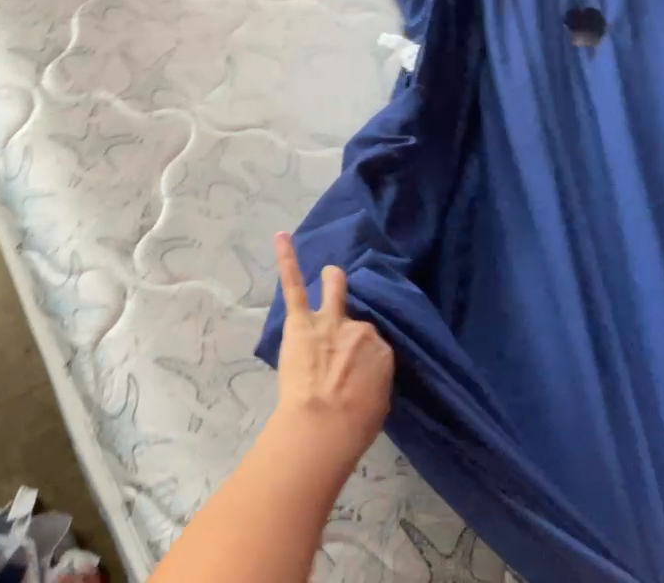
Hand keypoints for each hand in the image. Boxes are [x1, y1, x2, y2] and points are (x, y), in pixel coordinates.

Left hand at [268, 231, 393, 461]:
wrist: (324, 424)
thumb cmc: (354, 426)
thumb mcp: (379, 403)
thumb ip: (372, 380)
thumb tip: (363, 377)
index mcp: (382, 351)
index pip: (374, 344)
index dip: (363, 355)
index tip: (355, 372)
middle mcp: (359, 329)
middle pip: (357, 319)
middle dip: (351, 327)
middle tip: (341, 343)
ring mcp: (330, 320)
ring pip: (335, 289)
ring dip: (333, 280)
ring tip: (330, 274)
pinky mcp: (302, 321)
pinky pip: (294, 284)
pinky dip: (287, 258)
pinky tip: (281, 237)